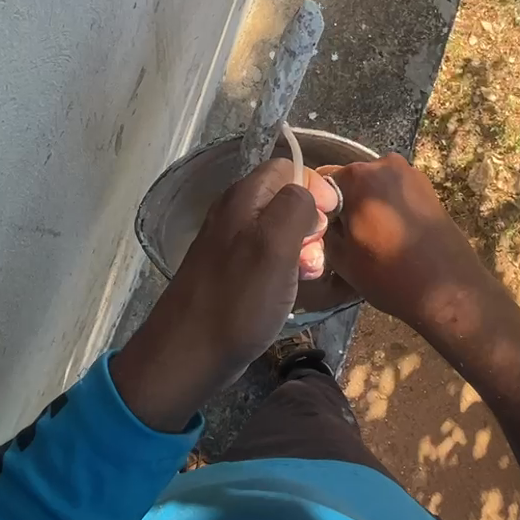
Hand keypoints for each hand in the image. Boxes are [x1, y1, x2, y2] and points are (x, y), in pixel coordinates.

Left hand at [110, 159, 338, 430]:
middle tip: (313, 257)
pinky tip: (289, 291)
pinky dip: (286, 268)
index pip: (287, 167)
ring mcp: (231, 241)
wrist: (189, 352)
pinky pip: (269, 255)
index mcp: (243, 197)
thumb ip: (295, 206)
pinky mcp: (232, 269)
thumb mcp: (274, 245)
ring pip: (280, 230)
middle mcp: (235, 212)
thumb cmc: (238, 299)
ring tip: (305, 277)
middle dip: (311, 223)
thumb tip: (309, 193)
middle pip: (286, 198)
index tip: (330, 219)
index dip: (314, 186)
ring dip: (302, 249)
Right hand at [318, 153, 492, 331]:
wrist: (449, 290)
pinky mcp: (427, 185)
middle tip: (346, 234)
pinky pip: (394, 191)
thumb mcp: (341, 258)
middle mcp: (382, 164)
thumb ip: (323, 231)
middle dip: (345, 202)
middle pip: (349, 180)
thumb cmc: (389, 274)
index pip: (321, 183)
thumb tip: (318, 220)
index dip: (318, 207)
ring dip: (368, 203)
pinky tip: (390, 232)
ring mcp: (408, 172)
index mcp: (357, 177)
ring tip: (370, 236)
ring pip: (373, 185)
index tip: (323, 229)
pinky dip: (388, 205)